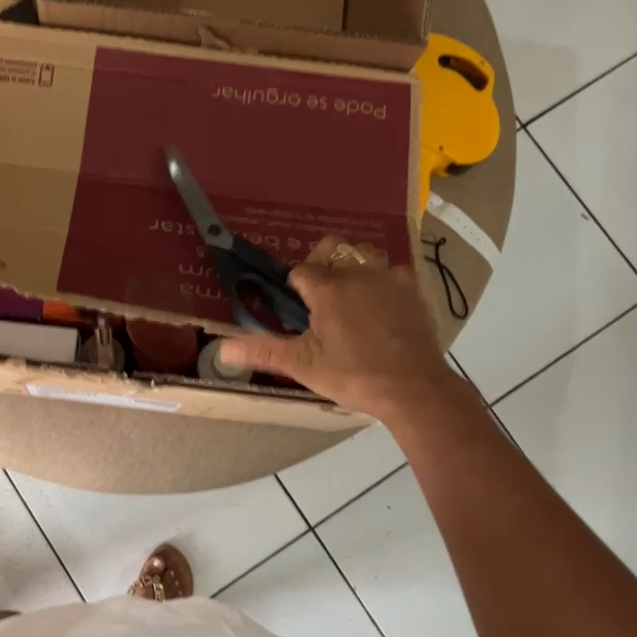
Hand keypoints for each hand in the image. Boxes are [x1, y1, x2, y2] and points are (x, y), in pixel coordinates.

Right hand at [218, 261, 458, 421]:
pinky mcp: (414, 289)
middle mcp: (357, 273)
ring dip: (354, 266)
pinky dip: (383, 281)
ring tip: (351, 296)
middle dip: (323, 263)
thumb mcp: (302, 365)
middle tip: (321, 296)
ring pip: (366, 254)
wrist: (413, 388)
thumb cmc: (353, 375)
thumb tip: (222, 349)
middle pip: (334, 248)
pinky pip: (393, 271)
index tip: (297, 308)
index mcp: (327, 288)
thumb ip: (263, 351)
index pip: (301, 271)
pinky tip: (382, 307)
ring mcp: (389, 277)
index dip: (295, 287)